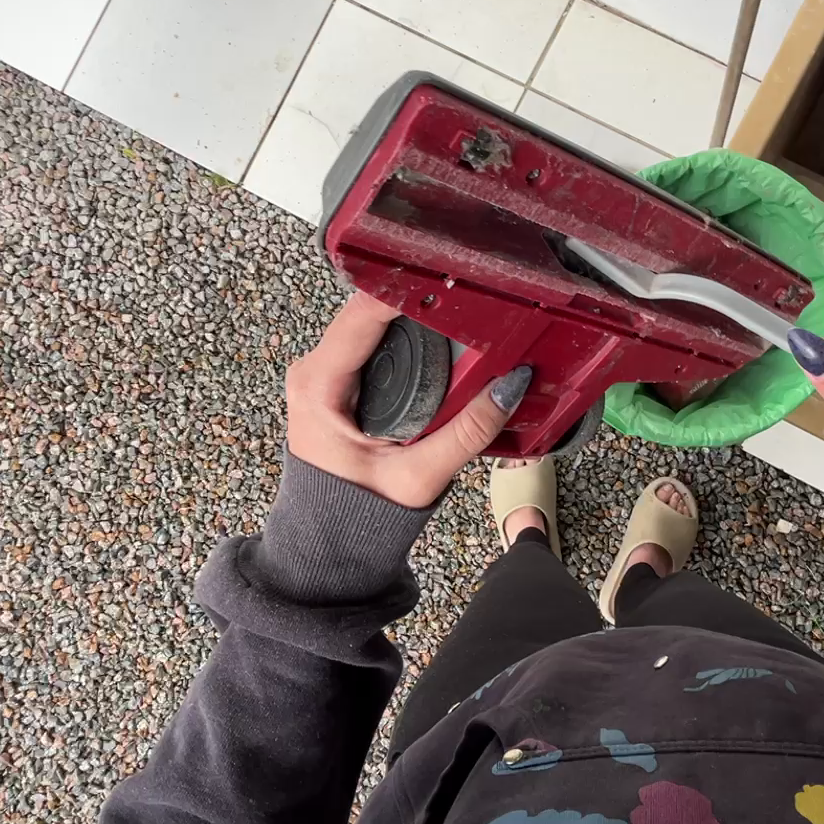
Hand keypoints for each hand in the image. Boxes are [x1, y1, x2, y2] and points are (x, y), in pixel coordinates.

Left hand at [286, 292, 529, 507]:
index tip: (448, 280)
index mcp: (318, 385)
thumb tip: (509, 389)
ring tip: (460, 314)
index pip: (362, 314)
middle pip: (371, 312)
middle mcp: (314, 371)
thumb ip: (467, 432)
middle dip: (420, 304)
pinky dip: (409, 339)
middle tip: (466, 299)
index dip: (406, 291)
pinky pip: (376, 344)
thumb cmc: (357, 512)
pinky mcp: (341, 383)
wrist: (331, 544)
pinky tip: (441, 338)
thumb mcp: (418, 476)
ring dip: (417, 320)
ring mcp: (326, 374)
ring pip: (375, 325)